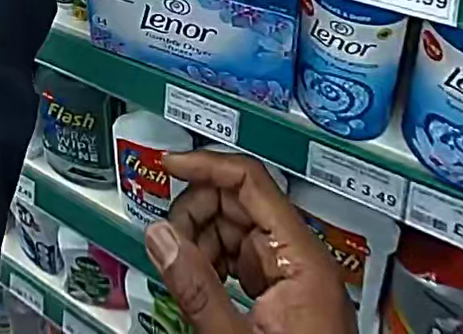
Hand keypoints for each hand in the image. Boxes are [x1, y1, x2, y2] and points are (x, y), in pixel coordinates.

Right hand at [144, 151, 355, 333]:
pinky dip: (212, 261)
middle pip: (239, 201)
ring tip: (182, 267)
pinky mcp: (280, 298)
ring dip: (201, 238)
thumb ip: (197, 288)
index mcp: (303, 259)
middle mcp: (301, 259)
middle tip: (169, 239)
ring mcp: (291, 278)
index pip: (250, 180)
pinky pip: (239, 258)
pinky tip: (198, 281)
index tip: (170, 164)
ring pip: (235, 228)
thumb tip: (159, 234)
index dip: (207, 166)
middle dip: (197, 212)